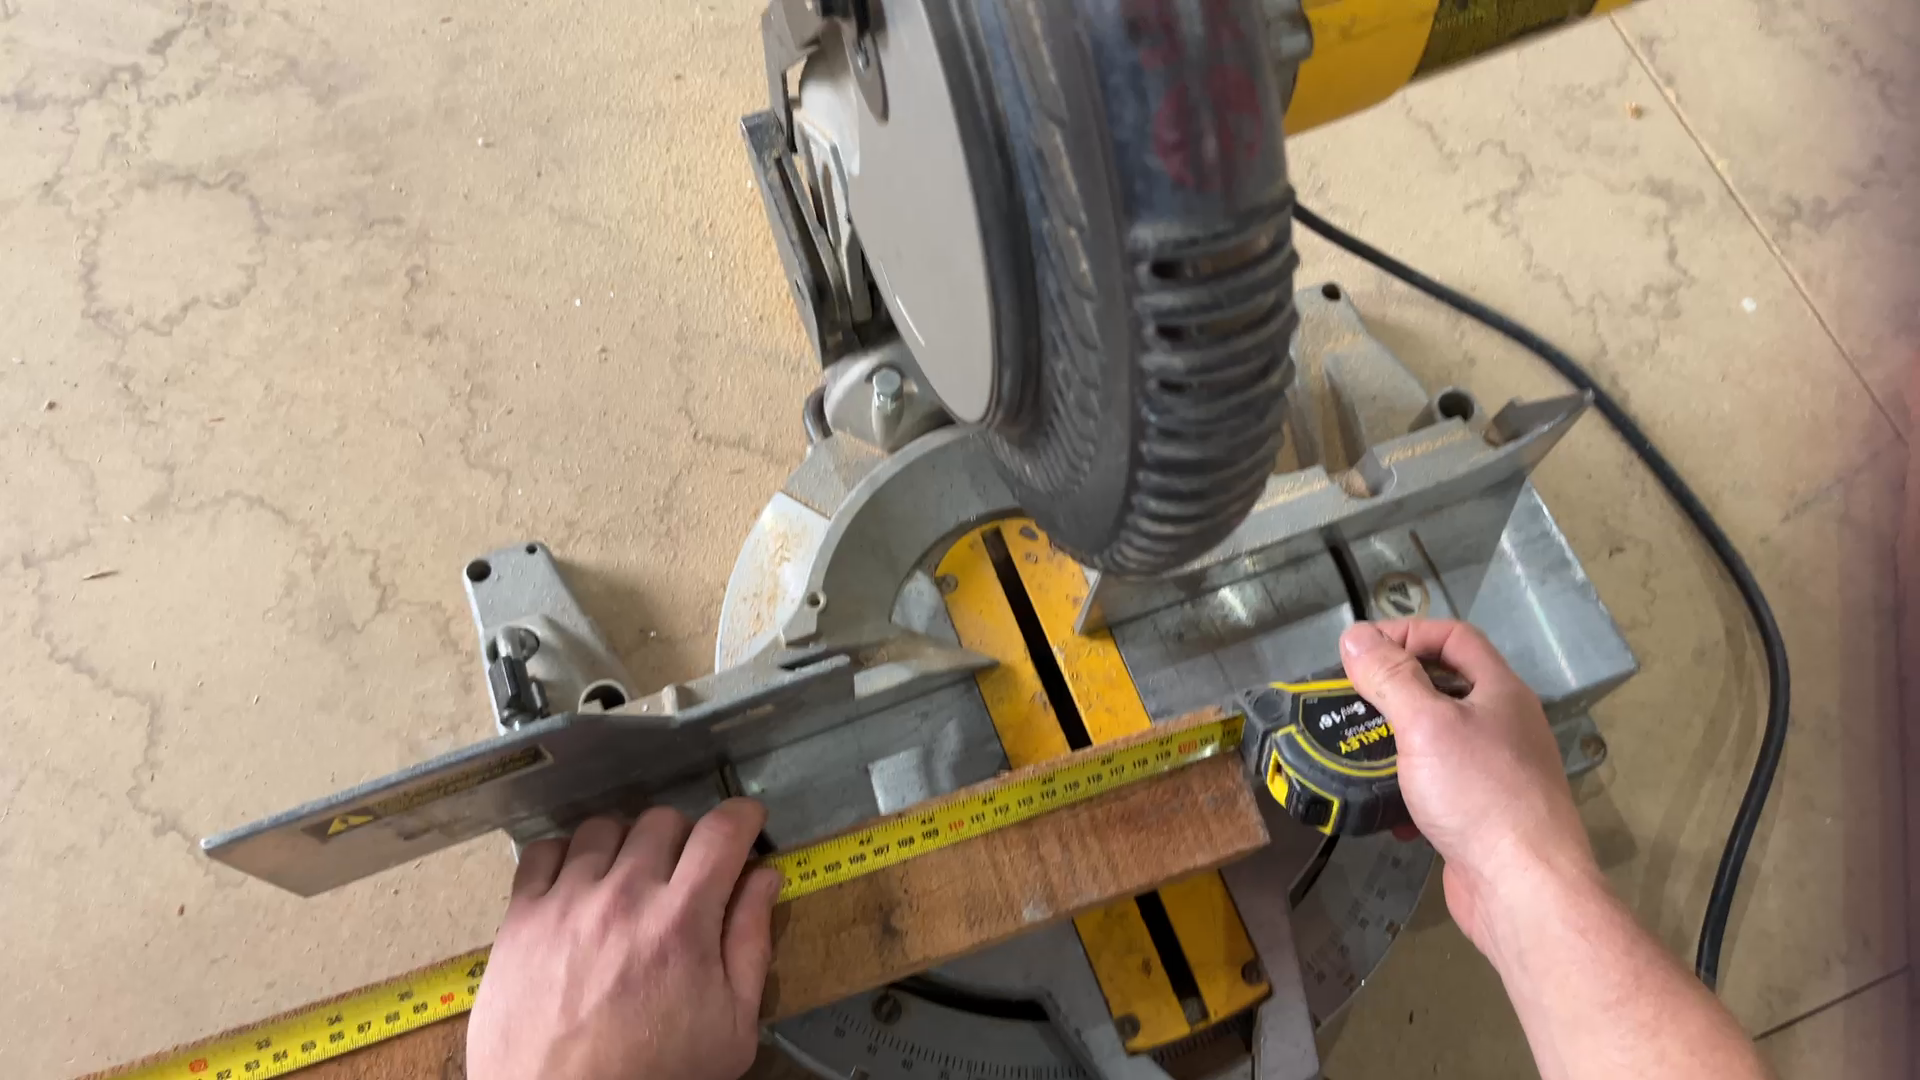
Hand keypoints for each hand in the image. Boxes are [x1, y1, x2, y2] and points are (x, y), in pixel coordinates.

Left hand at [467, 800, 783, 1079]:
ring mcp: (567, 904)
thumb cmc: (657, 1078)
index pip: (723, 828)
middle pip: (664, 820)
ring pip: (606, 827)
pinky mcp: (520, 921)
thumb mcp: (733, 1026)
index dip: (744, 815)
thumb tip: (764, 874)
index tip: (747, 824)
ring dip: (627, 846)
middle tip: (685, 875)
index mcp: (682, 921)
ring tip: (628, 882)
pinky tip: (579, 887)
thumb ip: (752, 941)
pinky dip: (567, 857)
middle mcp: (625, 897)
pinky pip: (543, 852)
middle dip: (686, 839)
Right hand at [1338, 619, 1602, 957]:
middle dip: (1391, 688)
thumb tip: (1355, 634)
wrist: (1524, 891)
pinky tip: (1383, 800)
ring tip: (1355, 746)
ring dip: (1392, 739)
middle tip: (1349, 698)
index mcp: (1500, 693)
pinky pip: (1434, 780)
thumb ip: (1390, 676)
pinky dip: (1405, 784)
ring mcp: (1494, 770)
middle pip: (1442, 685)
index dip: (1407, 633)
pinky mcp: (1479, 810)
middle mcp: (1502, 724)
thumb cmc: (1479, 793)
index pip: (1454, 637)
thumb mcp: (1425, 723)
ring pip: (1433, 736)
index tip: (1363, 653)